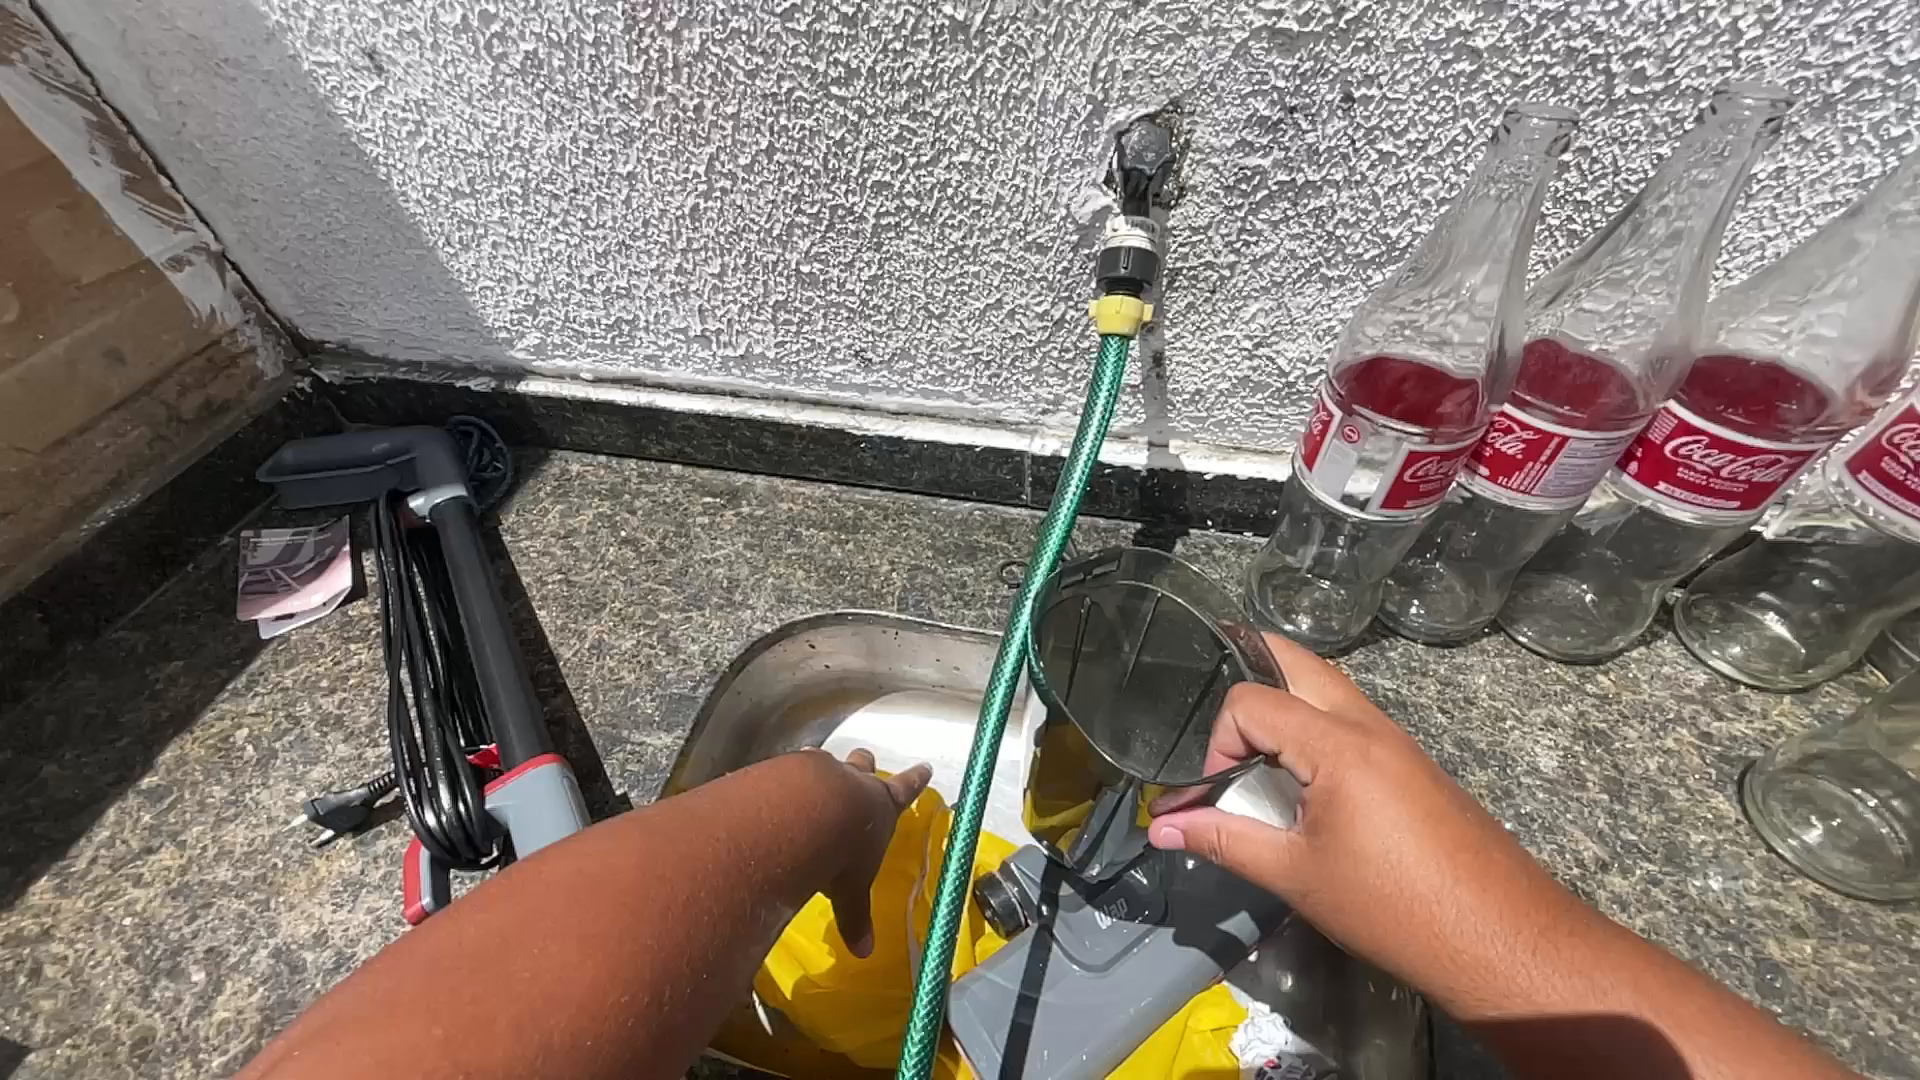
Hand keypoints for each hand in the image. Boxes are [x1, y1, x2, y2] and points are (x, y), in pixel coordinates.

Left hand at [810, 748, 931, 957]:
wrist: (802, 817)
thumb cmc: (841, 855)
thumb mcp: (850, 890)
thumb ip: (855, 916)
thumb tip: (864, 952)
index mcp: (880, 806)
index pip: (906, 789)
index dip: (916, 780)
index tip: (925, 767)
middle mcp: (855, 782)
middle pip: (865, 764)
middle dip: (865, 765)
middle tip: (864, 765)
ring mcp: (824, 770)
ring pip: (830, 761)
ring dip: (825, 767)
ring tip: (816, 770)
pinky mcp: (792, 767)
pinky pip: (794, 766)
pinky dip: (790, 774)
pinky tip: (778, 783)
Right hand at [1148, 634, 1592, 1012]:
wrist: (1512, 946)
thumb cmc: (1398, 910)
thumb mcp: (1298, 876)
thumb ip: (1223, 840)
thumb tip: (1159, 829)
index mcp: (1338, 744)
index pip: (1251, 701)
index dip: (1219, 742)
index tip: (1220, 792)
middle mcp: (1366, 724)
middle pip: (1294, 658)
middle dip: (1246, 666)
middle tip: (1216, 710)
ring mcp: (1393, 738)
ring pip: (1324, 681)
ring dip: (1279, 696)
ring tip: (1251, 745)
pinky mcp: (1408, 759)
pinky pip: (1345, 712)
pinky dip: (1308, 719)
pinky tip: (1298, 771)